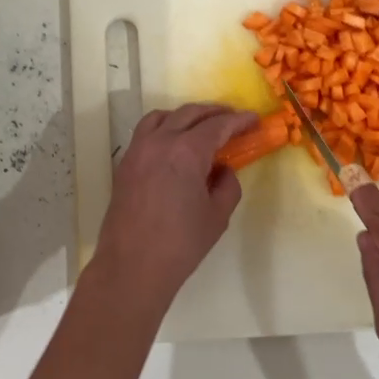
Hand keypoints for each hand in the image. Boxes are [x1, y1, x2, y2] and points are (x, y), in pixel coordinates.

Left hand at [91, 103, 257, 304]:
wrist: (132, 266)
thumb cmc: (181, 244)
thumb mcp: (217, 216)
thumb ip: (227, 185)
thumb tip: (222, 169)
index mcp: (186, 151)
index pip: (216, 125)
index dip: (237, 121)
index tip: (253, 119)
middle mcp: (159, 142)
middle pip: (189, 114)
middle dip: (213, 113)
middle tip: (232, 119)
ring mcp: (137, 150)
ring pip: (162, 117)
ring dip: (185, 116)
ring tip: (202, 126)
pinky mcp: (125, 164)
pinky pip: (145, 132)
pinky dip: (164, 127)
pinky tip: (174, 143)